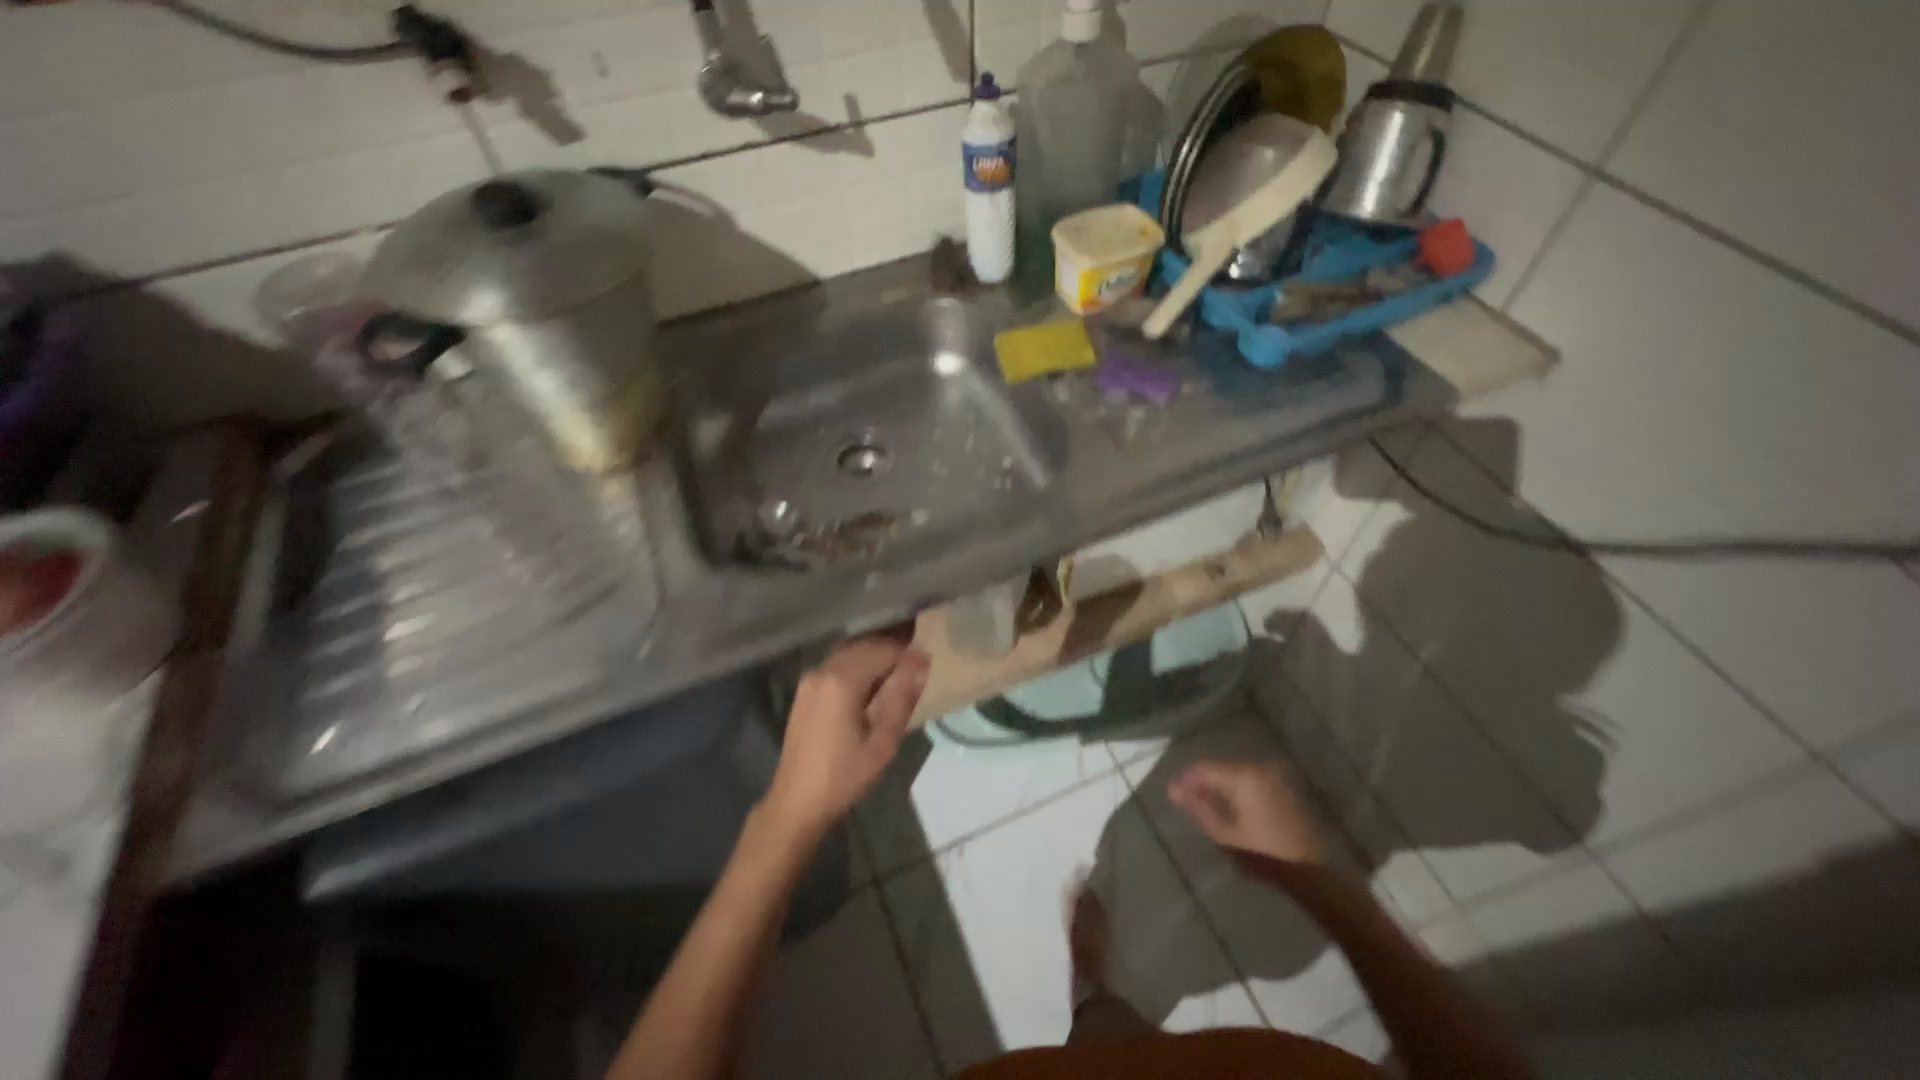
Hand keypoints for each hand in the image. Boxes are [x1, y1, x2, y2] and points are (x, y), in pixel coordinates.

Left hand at [763, 636, 929, 838]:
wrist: (797, 800)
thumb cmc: (844, 776)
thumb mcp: (882, 743)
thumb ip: (902, 699)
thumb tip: (921, 665)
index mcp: (841, 681)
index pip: (882, 650)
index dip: (908, 654)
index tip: (928, 666)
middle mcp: (822, 671)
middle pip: (864, 647)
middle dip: (891, 653)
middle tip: (916, 670)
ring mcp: (809, 679)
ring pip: (849, 654)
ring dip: (874, 659)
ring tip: (898, 679)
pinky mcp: (804, 691)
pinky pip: (836, 666)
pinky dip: (857, 668)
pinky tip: (871, 690)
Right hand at [1166, 759, 1330, 867]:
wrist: (1314, 872)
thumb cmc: (1265, 855)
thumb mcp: (1225, 834)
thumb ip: (1198, 807)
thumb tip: (1173, 788)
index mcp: (1244, 776)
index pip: (1205, 768)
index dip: (1187, 780)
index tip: (1175, 797)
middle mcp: (1261, 768)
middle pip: (1223, 769)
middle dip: (1205, 784)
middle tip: (1191, 804)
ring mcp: (1278, 778)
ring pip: (1239, 775)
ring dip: (1223, 789)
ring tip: (1211, 810)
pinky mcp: (1288, 789)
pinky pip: (1255, 783)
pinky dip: (1241, 793)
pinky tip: (1235, 812)